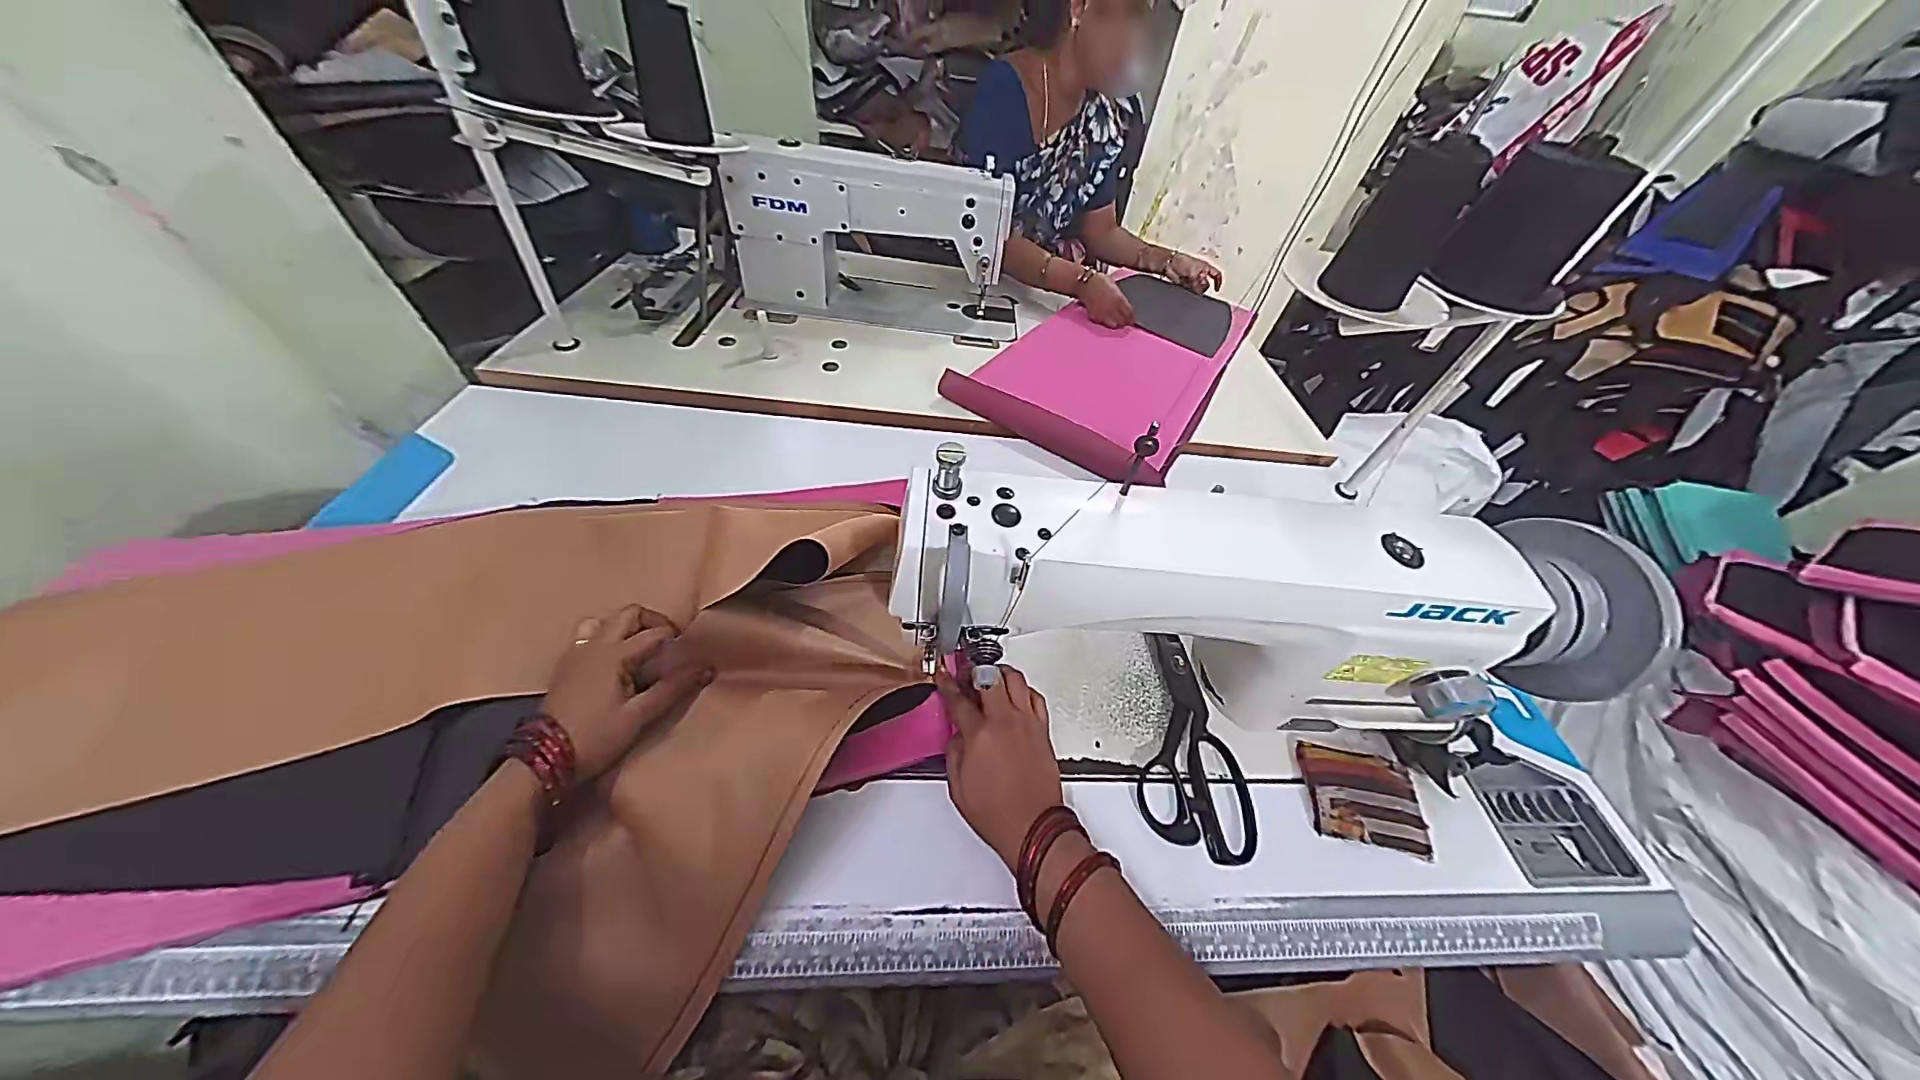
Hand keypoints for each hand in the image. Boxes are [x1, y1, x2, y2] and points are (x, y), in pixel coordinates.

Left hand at [541, 605, 712, 778]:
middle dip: (653, 622)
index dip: (677, 638)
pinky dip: (607, 638)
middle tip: (669, 643)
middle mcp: (594, 645)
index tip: (690, 652)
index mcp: (614, 655)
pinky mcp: (566, 665)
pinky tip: (615, 661)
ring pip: (604, 621)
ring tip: (640, 648)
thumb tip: (706, 668)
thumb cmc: (596, 737)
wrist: (545, 759)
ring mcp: (576, 653)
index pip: (654, 634)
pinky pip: (588, 636)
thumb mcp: (639, 715)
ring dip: (626, 627)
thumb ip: (672, 688)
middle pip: (629, 614)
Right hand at [937, 666, 1064, 869]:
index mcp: (979, 735)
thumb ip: (954, 752)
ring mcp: (1027, 723)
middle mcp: (1005, 722)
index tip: (945, 678)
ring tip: (992, 676)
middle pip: (989, 677)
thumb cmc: (999, 813)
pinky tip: (1017, 694)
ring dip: (1000, 674)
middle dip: (974, 671)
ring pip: (1015, 679)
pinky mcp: (1043, 730)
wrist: (1033, 827)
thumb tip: (956, 736)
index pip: (959, 698)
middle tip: (968, 673)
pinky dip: (1024, 690)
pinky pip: (1035, 697)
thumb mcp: (958, 785)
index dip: (948, 684)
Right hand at [1076, 271, 1135, 328]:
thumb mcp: (1114, 286)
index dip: (1131, 318)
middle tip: (1126, 322)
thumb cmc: (1100, 281)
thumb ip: (1120, 297)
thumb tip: (1124, 304)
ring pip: (1113, 325)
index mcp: (1119, 300)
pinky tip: (1107, 319)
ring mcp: (1103, 314)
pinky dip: (1106, 322)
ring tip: (1117, 323)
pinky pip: (1103, 323)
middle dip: (1125, 322)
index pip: (1129, 313)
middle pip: (1122, 321)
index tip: (1132, 319)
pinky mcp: (1095, 317)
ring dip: (1116, 324)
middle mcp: (1112, 309)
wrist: (1085, 283)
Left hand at [1163, 251, 1221, 293]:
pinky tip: (1185, 285)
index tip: (1216, 289)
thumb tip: (1201, 291)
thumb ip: (1199, 282)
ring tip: (1188, 282)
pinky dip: (1189, 291)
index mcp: (1206, 267)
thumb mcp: (1194, 271)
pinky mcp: (1186, 285)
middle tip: (1196, 282)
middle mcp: (1200, 274)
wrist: (1169, 265)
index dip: (1218, 282)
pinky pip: (1190, 292)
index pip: (1217, 275)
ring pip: (1198, 290)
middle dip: (1202, 286)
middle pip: (1206, 285)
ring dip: (1194, 288)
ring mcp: (1193, 280)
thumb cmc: (1181, 261)